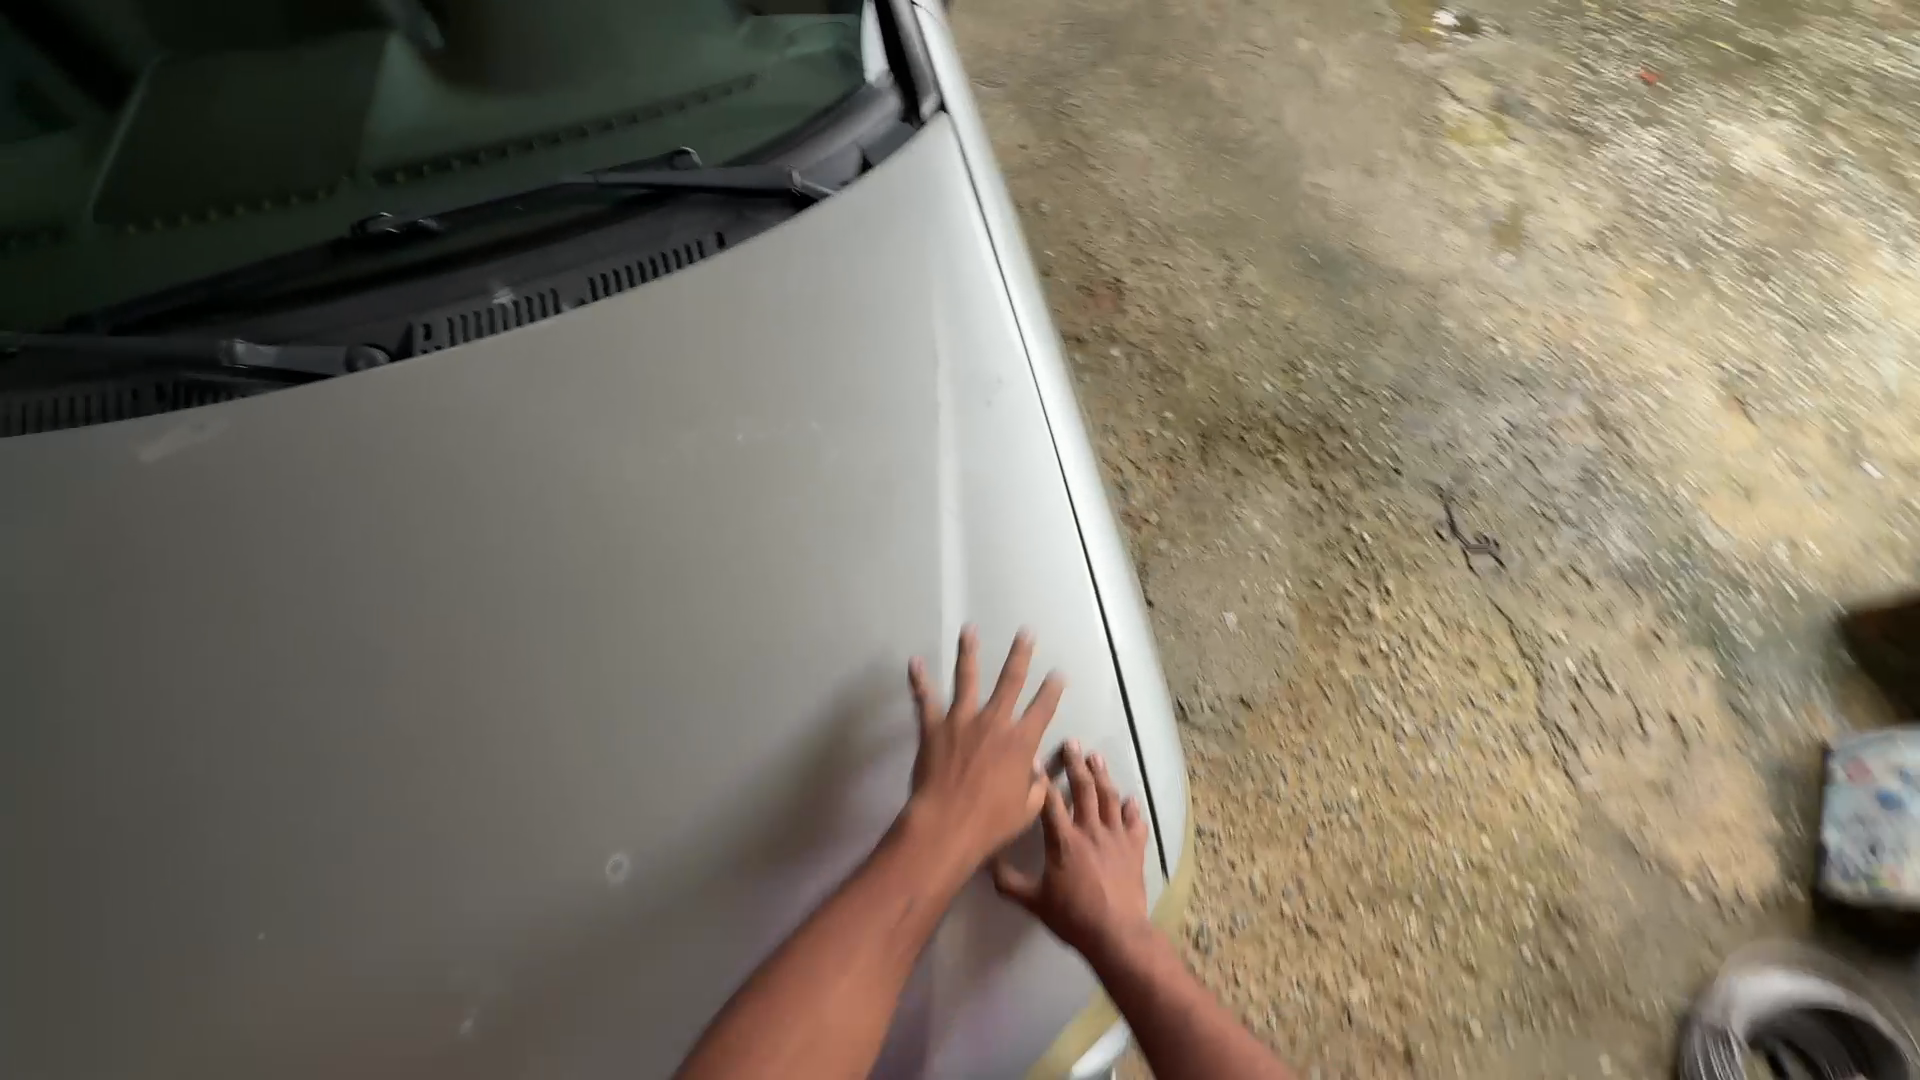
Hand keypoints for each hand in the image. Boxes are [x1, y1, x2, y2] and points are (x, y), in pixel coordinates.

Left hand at [903, 627, 1062, 877]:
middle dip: (1020, 654)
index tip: (1058, 673)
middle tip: (1025, 632)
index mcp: (1020, 742)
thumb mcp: (1027, 809)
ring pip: (967, 678)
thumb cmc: (991, 823)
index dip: (1052, 690)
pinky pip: (925, 699)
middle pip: (1010, 680)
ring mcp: (962, 720)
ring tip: (969, 629)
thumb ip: (1036, 786)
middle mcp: (994, 722)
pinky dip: (919, 680)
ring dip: (969, 651)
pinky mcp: (934, 727)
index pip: (1043, 709)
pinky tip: (914, 662)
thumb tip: (1037, 770)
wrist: (947, 824)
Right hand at [992, 739, 1151, 960]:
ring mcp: (1116, 838)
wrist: (1117, 934)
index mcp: (1064, 839)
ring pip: (1109, 798)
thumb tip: (985, 865)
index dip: (1042, 778)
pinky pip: (1135, 823)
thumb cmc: (1073, 916)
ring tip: (1097, 758)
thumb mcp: (1034, 902)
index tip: (1035, 759)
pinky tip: (1130, 800)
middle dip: (1076, 764)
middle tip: (1073, 743)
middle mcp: (1090, 830)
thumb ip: (1009, 883)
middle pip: (1084, 789)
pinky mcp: (1135, 849)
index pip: (1050, 800)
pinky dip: (1132, 810)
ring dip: (1103, 775)